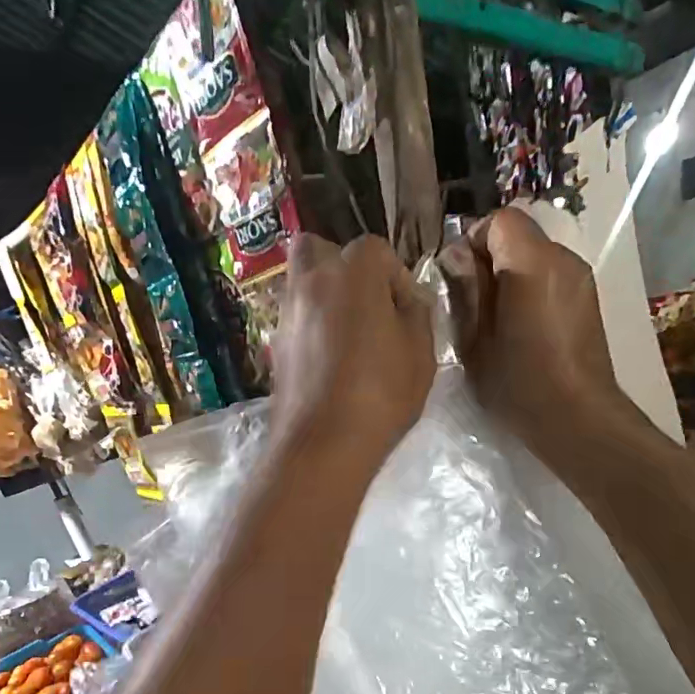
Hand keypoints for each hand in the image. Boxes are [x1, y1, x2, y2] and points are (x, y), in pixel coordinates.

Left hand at [269, 234, 434, 474]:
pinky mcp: (274, 346)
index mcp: (353, 272)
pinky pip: (295, 319)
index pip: (376, 250)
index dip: (395, 279)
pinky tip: (330, 361)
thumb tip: (406, 303)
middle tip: (366, 304)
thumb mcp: (420, 353)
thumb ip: (416, 315)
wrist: (322, 444)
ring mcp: (286, 314)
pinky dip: (311, 327)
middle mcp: (311, 281)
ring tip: (349, 336)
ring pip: (301, 283)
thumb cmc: (381, 394)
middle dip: (343, 267)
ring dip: (324, 296)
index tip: (406, 312)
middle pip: (320, 249)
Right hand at [441, 207, 624, 455]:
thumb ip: (465, 291)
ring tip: (495, 319)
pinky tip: (521, 328)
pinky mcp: (588, 300)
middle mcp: (563, 260)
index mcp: (532, 264)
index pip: (500, 220)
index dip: (473, 241)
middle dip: (491, 259)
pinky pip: (552, 277)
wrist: (577, 418)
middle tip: (471, 302)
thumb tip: (455, 257)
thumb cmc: (518, 383)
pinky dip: (531, 289)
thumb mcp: (476, 341)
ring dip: (511, 276)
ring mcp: (581, 279)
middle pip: (520, 235)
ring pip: (536, 257)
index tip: (458, 276)